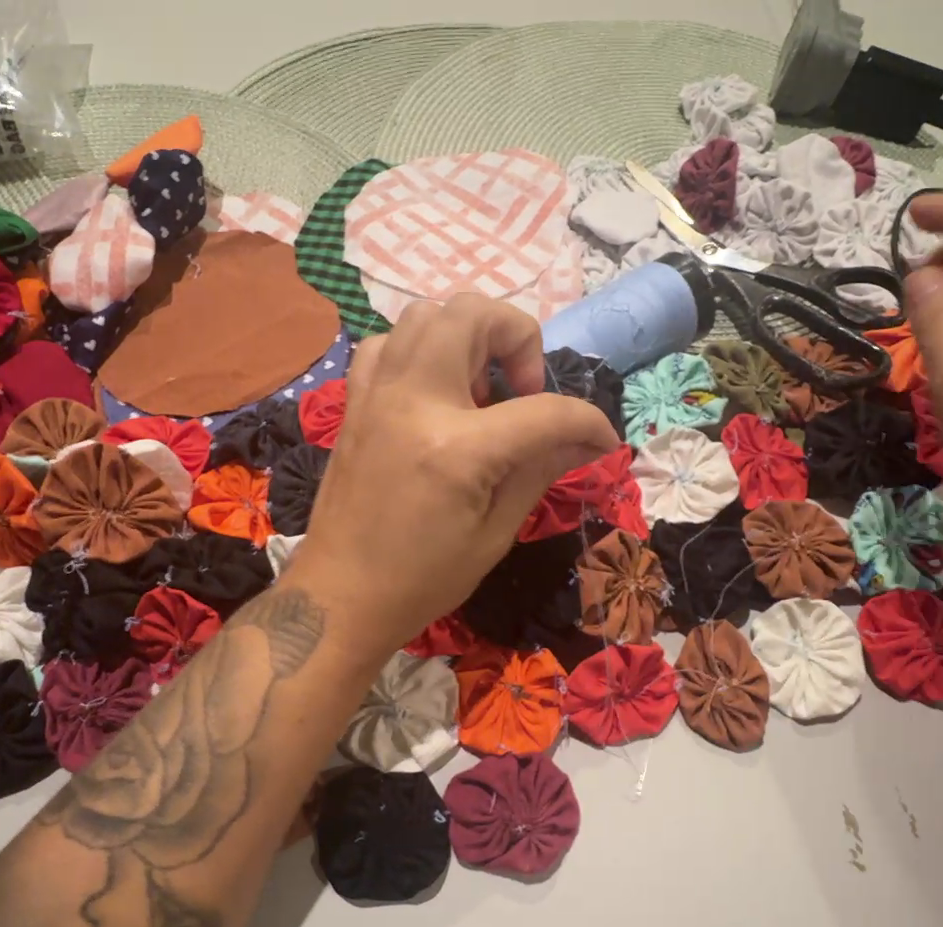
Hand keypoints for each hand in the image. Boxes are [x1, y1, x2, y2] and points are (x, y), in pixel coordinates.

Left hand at [283, 294, 619, 656]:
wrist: (340, 596)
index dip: (587, 422)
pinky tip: (435, 392)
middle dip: (518, 337)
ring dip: (468, 336)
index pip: (544, 410)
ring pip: (427, 313)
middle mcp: (414, 402)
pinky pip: (388, 343)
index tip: (602, 440)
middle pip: (474, 314)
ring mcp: (378, 395)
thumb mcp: (495, 535)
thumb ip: (540, 471)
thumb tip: (586, 440)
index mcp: (458, 449)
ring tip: (480, 391)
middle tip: (524, 392)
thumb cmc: (422, 580)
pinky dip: (420, 350)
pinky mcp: (355, 402)